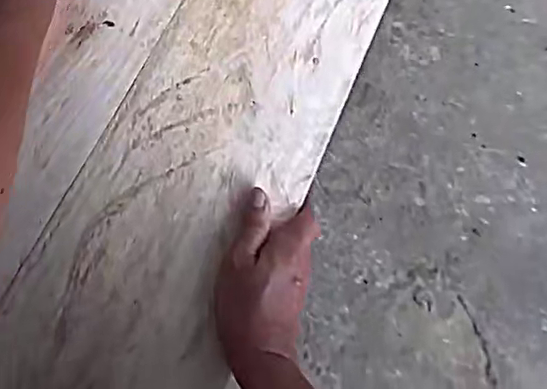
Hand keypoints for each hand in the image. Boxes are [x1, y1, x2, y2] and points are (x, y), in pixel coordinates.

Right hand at [215, 187, 318, 379]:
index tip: (285, 189)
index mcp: (291, 248)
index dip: (300, 199)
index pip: (308, 215)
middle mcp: (301, 263)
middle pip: (303, 230)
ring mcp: (300, 281)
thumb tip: (259, 198)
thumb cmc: (246, 311)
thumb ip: (251, 228)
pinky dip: (278, 257)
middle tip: (264, 211)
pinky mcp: (293, 296)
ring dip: (281, 239)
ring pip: (297, 248)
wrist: (260, 358)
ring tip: (256, 236)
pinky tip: (258, 263)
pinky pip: (290, 265)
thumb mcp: (238, 261)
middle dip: (287, 218)